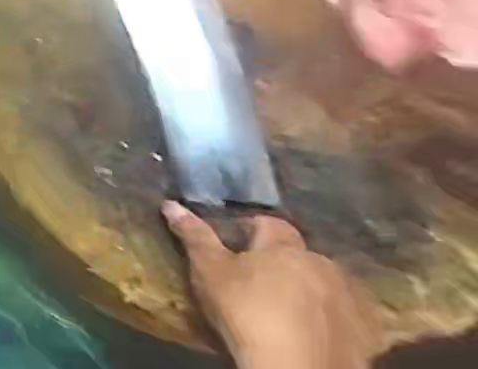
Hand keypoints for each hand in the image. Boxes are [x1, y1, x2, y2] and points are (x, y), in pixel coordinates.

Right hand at [165, 202, 374, 368]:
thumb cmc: (246, 309)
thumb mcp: (208, 268)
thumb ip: (194, 235)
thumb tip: (172, 204)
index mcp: (288, 249)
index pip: (271, 223)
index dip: (249, 228)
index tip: (229, 242)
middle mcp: (327, 269)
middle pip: (302, 255)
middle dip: (282, 261)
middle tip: (253, 275)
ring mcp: (355, 306)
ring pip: (327, 286)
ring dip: (309, 288)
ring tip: (283, 303)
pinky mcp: (371, 340)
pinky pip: (347, 316)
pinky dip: (331, 317)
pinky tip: (311, 328)